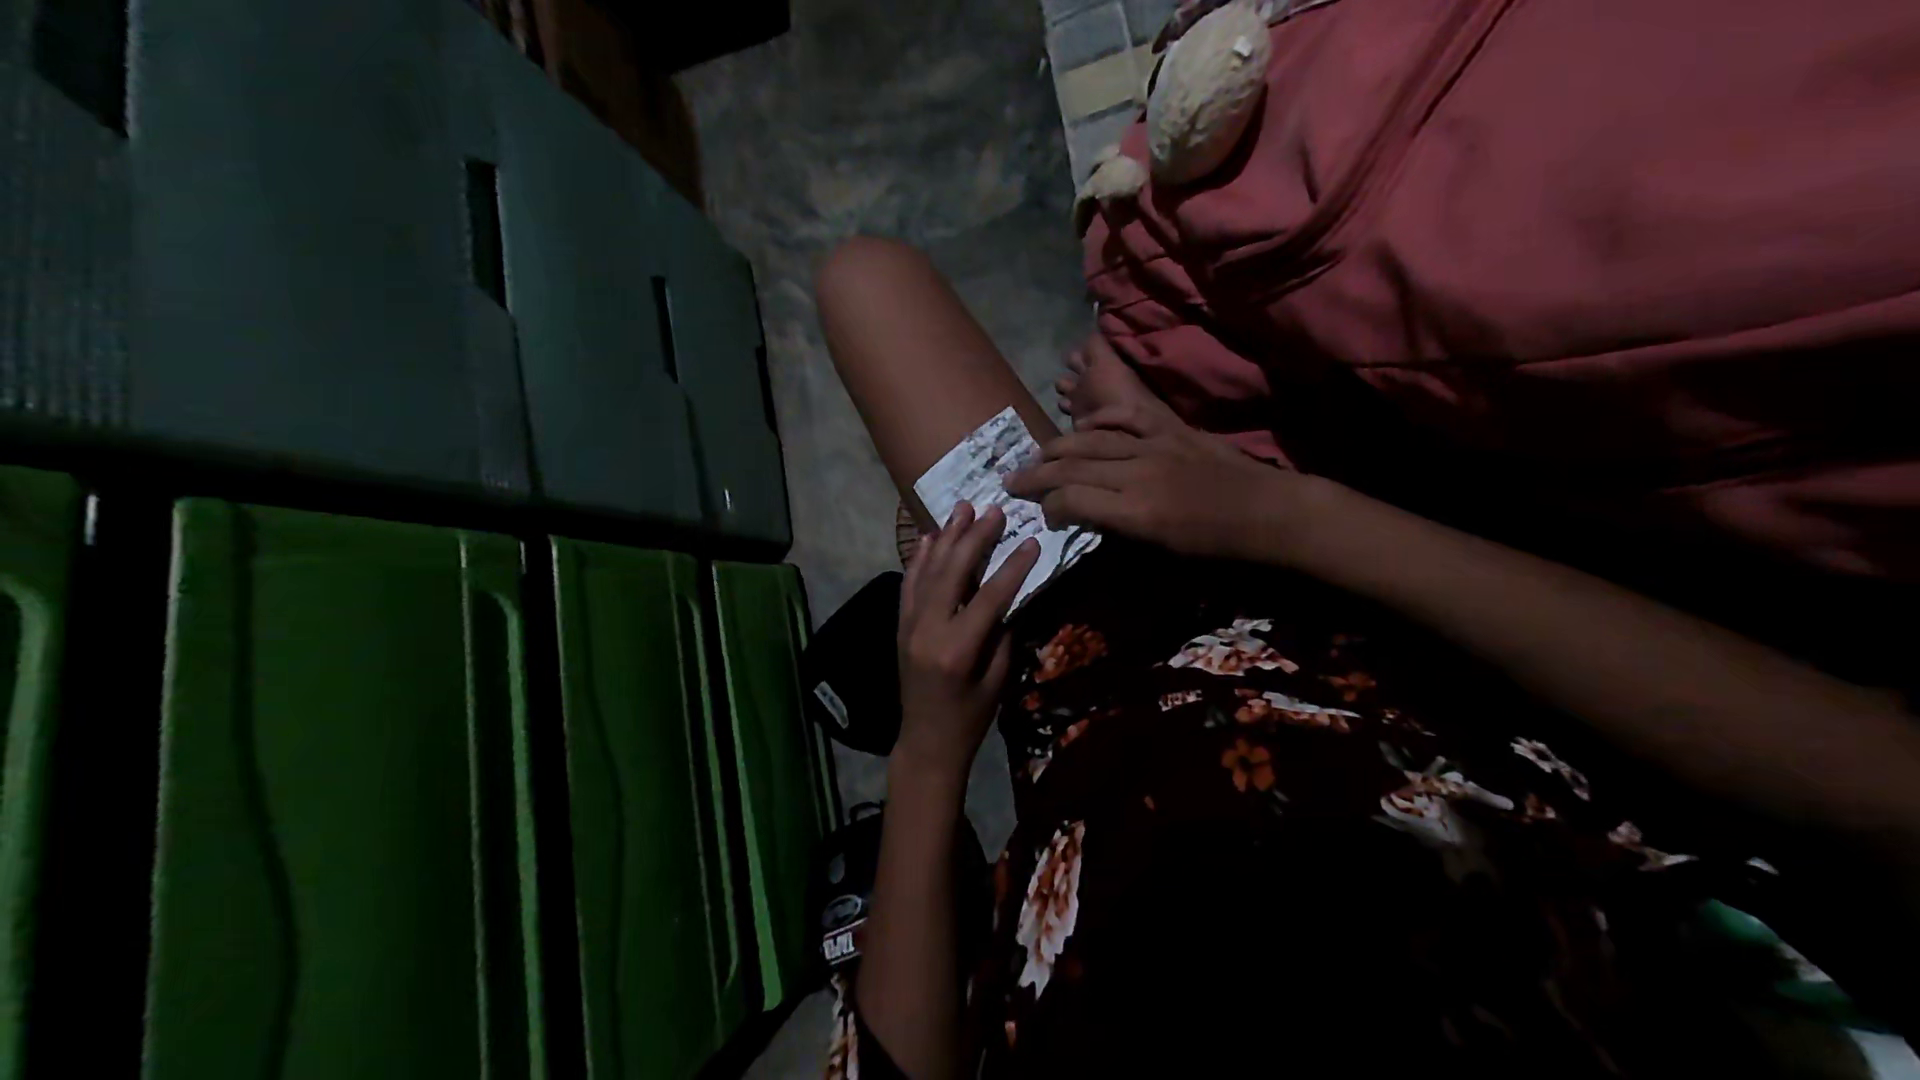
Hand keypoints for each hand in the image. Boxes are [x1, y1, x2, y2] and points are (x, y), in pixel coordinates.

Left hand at [895, 502, 1041, 786]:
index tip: (1031, 540)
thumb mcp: (997, 680)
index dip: (1012, 567)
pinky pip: (909, 583)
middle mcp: (928, 630)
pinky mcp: (900, 625)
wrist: (925, 740)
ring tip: (963, 509)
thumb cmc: (970, 717)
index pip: (990, 596)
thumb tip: (1010, 593)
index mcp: (958, 649)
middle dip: (975, 538)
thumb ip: (1002, 635)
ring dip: (947, 537)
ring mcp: (908, 625)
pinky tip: (930, 536)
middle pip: (954, 572)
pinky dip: (919, 558)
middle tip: (994, 510)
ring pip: (928, 571)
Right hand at [1005, 402, 1300, 560]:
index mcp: (1137, 512)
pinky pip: (1127, 417)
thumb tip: (1087, 515)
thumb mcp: (1163, 551)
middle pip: (1073, 466)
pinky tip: (1085, 426)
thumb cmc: (1218, 545)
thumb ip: (1118, 529)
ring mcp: (1155, 445)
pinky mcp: (1171, 430)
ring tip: (1037, 454)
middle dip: (1036, 474)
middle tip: (1012, 480)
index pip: (1073, 499)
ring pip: (1092, 439)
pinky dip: (1101, 419)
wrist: (1269, 511)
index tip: (1044, 516)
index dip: (1049, 506)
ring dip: (1058, 446)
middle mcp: (1138, 473)